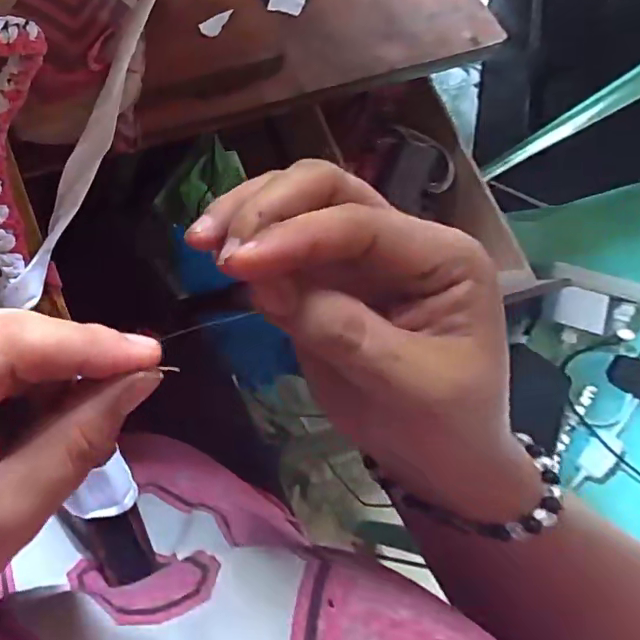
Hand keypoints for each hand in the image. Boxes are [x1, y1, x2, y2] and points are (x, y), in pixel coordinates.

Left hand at [0, 310, 162, 623]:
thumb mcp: (12, 511)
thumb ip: (76, 440)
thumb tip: (138, 378)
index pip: (4, 344)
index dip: (81, 343)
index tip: (147, 354)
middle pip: (8, 332)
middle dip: (75, 358)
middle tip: (129, 390)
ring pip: (8, 333)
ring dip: (56, 368)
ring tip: (81, 416)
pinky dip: (32, 370)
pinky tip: (44, 407)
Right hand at [185, 160, 538, 519]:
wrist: (436, 455)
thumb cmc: (440, 422)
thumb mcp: (407, 385)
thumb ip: (342, 330)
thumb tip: (267, 286)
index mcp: (440, 255)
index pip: (357, 222)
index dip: (293, 235)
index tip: (236, 264)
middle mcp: (397, 235)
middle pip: (323, 185)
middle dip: (264, 205)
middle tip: (217, 247)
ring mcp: (354, 248)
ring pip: (292, 196)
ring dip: (241, 210)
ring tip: (199, 241)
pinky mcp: (318, 268)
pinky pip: (273, 233)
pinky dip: (238, 234)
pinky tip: (207, 249)